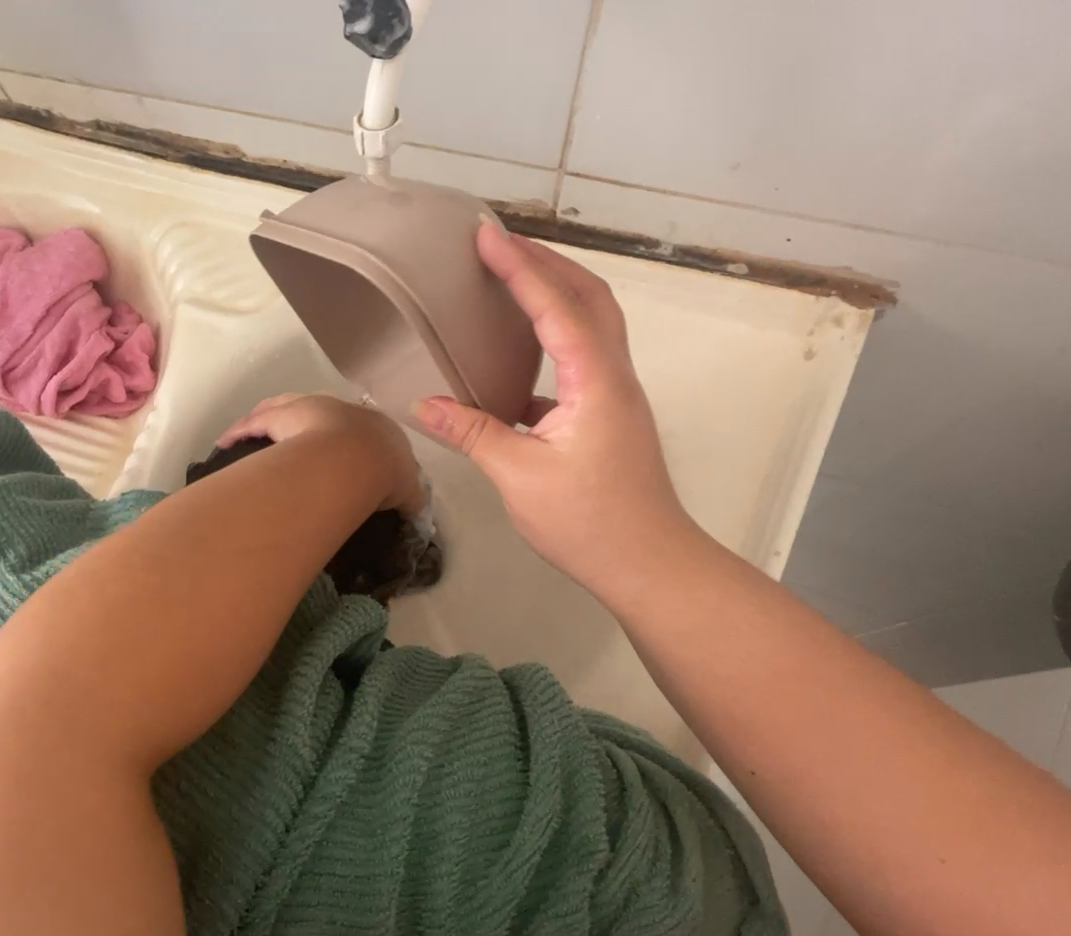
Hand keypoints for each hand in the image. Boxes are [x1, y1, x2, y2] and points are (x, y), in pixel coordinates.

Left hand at [218, 393, 425, 516]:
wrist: (358, 458)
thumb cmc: (384, 473)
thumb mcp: (407, 489)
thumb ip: (410, 499)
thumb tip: (415, 512)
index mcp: (373, 425)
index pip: (357, 428)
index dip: (346, 440)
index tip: (336, 455)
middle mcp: (338, 409)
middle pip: (316, 413)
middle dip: (306, 426)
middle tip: (294, 447)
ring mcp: (306, 409)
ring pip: (281, 412)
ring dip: (270, 424)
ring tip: (256, 442)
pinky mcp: (277, 417)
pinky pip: (253, 423)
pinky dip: (240, 433)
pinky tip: (226, 444)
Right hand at [413, 223, 701, 590]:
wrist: (647, 562)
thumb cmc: (588, 521)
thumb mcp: (519, 476)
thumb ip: (473, 433)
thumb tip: (422, 404)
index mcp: (596, 382)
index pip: (557, 308)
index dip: (521, 269)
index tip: (486, 237)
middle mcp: (613, 375)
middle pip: (589, 297)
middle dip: (546, 263)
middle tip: (500, 244)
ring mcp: (614, 394)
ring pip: (591, 323)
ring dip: (555, 292)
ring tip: (512, 279)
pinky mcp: (606, 414)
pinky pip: (581, 356)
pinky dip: (552, 336)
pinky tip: (515, 357)